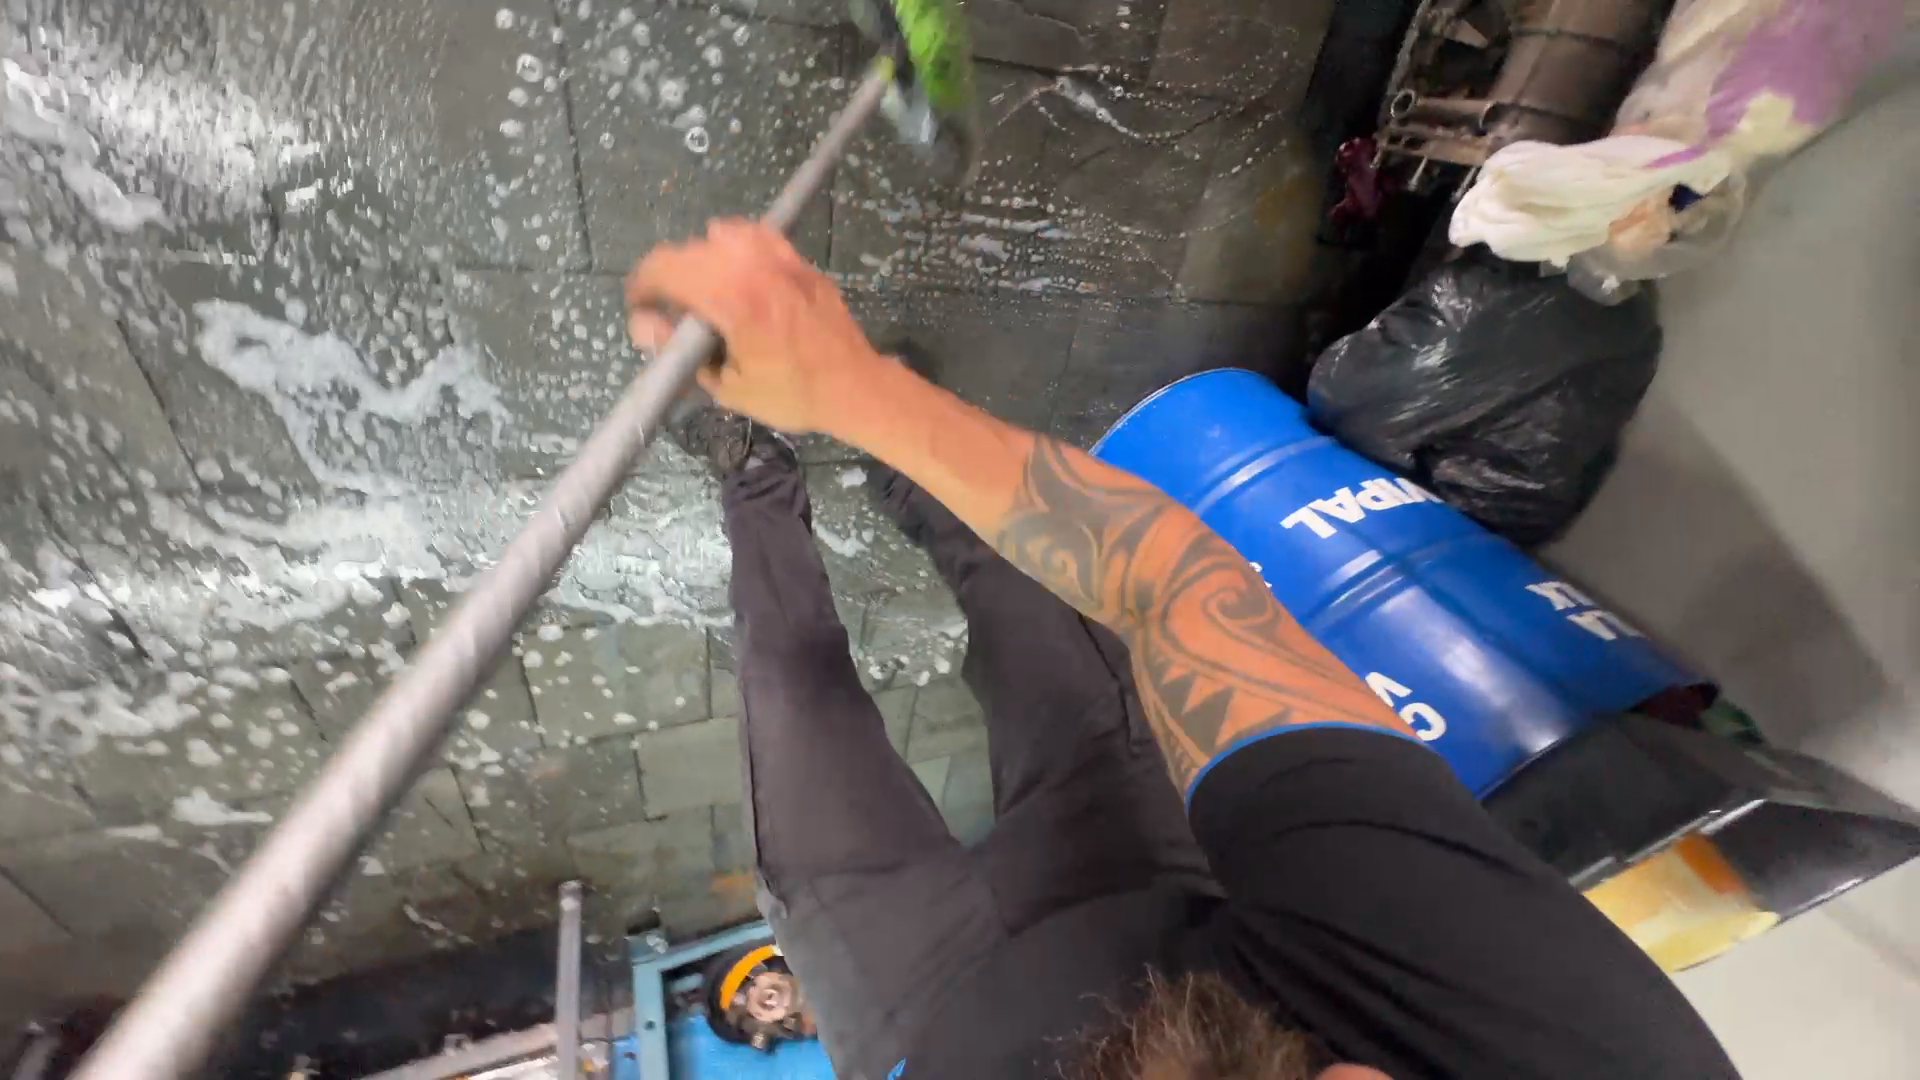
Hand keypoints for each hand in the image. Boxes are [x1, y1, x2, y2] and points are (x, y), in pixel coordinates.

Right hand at [626, 219, 886, 434]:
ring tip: (708, 290)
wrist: (854, 387)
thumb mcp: (730, 388)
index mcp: (734, 298)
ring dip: (707, 257)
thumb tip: (644, 326)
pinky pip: (760, 237)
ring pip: (725, 234)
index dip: (643, 283)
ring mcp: (782, 260)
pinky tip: (744, 276)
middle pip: (691, 250)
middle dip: (673, 275)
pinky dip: (741, 249)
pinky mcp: (801, 263)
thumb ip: (682, 354)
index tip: (641, 304)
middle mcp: (755, 267)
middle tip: (674, 309)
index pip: (666, 267)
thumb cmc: (793, 395)